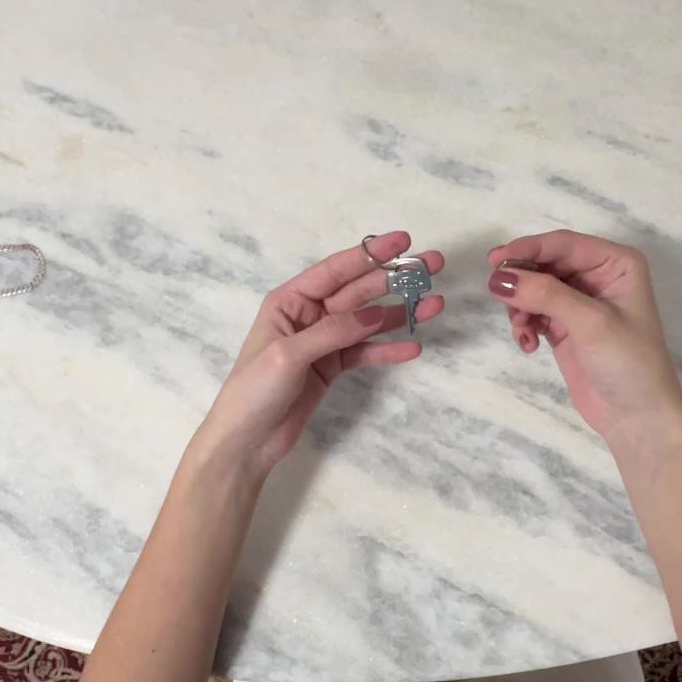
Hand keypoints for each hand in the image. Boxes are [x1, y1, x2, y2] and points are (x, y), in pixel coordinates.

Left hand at [197, 231, 444, 473]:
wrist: (247, 440)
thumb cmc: (255, 390)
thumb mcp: (288, 355)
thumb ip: (332, 332)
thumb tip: (375, 314)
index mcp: (289, 301)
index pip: (335, 271)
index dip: (370, 254)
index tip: (403, 241)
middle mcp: (308, 315)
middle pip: (358, 292)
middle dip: (394, 279)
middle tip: (432, 266)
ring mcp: (323, 342)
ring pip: (367, 322)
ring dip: (400, 313)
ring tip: (434, 305)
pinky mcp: (332, 368)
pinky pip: (365, 353)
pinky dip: (387, 350)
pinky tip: (413, 348)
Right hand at [487, 229, 681, 441]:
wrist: (637, 418)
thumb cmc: (628, 362)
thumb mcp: (589, 323)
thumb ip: (545, 295)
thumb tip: (499, 277)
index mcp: (616, 264)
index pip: (563, 245)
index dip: (528, 249)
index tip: (494, 261)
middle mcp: (598, 277)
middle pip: (545, 265)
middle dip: (523, 283)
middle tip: (500, 299)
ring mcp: (579, 304)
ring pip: (534, 290)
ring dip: (521, 308)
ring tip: (523, 331)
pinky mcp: (565, 328)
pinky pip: (533, 314)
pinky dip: (525, 325)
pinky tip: (529, 345)